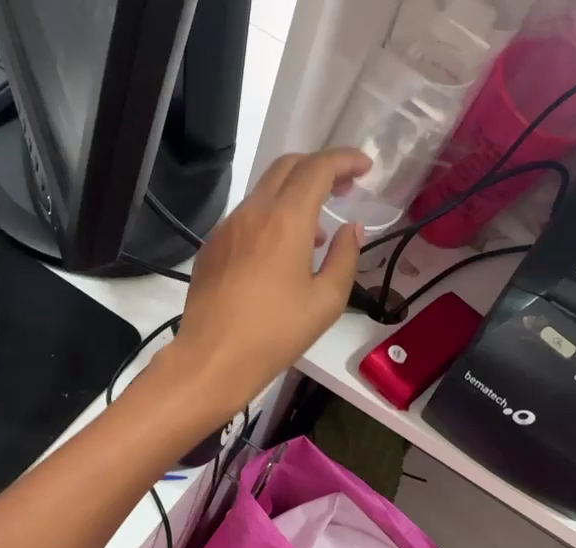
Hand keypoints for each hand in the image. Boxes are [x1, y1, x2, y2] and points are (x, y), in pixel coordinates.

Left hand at [149, 148, 371, 420]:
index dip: (345, 160)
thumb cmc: (275, 335)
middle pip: (287, 167)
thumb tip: (352, 229)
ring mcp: (226, 229)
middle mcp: (253, 213)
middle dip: (319, 169)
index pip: (318, 168)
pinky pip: (244, 220)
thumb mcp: (326, 302)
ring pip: (263, 193)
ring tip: (315, 233)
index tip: (365, 168)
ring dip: (293, 198)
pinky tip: (278, 256)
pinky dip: (269, 220)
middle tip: (343, 189)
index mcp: (286, 219)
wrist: (212, 360)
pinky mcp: (210, 249)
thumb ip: (345, 258)